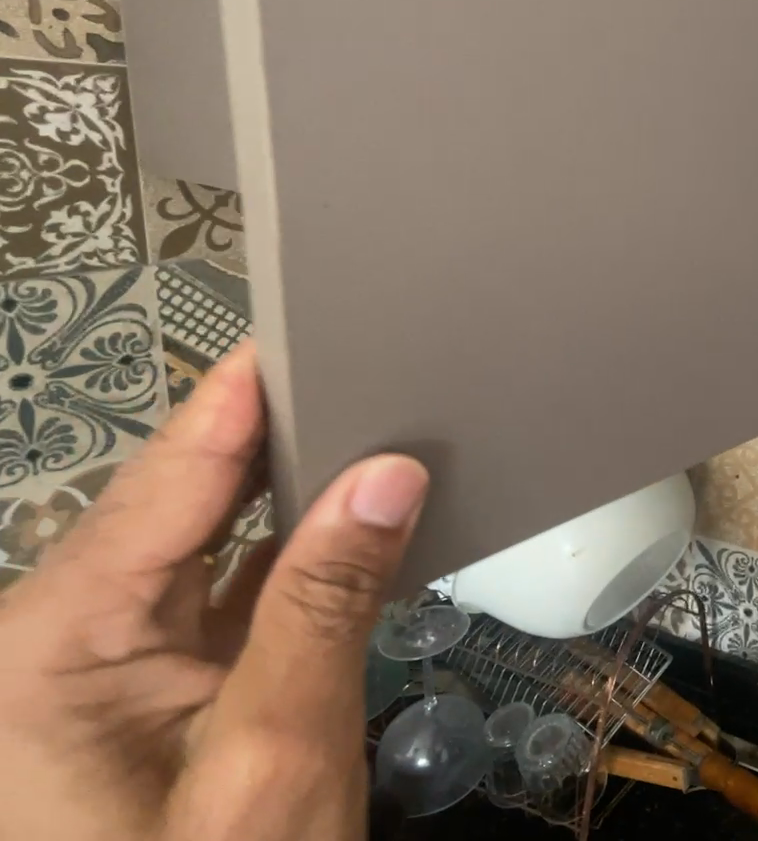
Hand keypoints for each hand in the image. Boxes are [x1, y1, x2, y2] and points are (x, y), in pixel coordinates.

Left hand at [0, 342, 429, 840]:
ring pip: (228, 538)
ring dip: (310, 488)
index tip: (313, 316)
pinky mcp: (174, 684)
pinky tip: (373, 514)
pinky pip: (249, 584)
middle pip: (194, 497)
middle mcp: (68, 636)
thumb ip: (328, 601)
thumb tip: (391, 472)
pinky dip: (314, 546)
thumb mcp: (275, 750)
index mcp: (54, 641)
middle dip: (289, 432)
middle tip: (385, 367)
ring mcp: (120, 663)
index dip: (242, 392)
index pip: (172, 476)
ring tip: (393, 425)